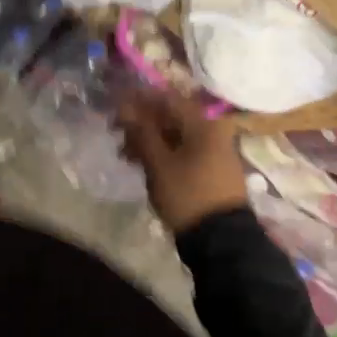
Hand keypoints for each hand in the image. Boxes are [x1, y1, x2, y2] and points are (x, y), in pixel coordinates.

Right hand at [117, 89, 248, 234]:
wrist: (221, 238)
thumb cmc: (187, 194)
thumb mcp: (158, 163)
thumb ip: (141, 131)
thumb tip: (124, 106)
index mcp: (203, 124)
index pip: (166, 98)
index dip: (138, 99)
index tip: (114, 107)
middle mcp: (212, 131)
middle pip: (171, 116)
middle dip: (141, 122)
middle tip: (115, 133)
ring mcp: (214, 150)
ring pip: (175, 134)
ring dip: (148, 139)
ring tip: (125, 155)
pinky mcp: (211, 167)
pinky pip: (183, 150)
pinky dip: (162, 152)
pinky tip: (143, 164)